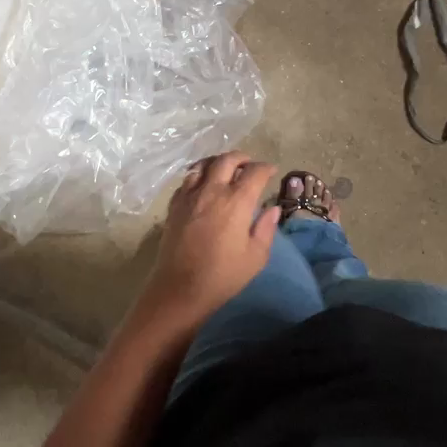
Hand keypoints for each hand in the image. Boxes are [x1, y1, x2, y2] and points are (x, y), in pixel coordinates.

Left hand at [140, 152, 279, 323]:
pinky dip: (199, 175)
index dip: (265, 168)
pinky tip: (203, 184)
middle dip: (241, 158)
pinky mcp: (174, 205)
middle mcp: (212, 191)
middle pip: (226, 160)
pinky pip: (187, 179)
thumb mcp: (255, 257)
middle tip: (249, 164)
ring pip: (203, 165)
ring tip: (225, 169)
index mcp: (236, 202)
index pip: (254, 173)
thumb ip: (266, 228)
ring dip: (218, 162)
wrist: (180, 287)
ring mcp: (190, 195)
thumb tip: (272, 208)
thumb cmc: (223, 276)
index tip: (270, 171)